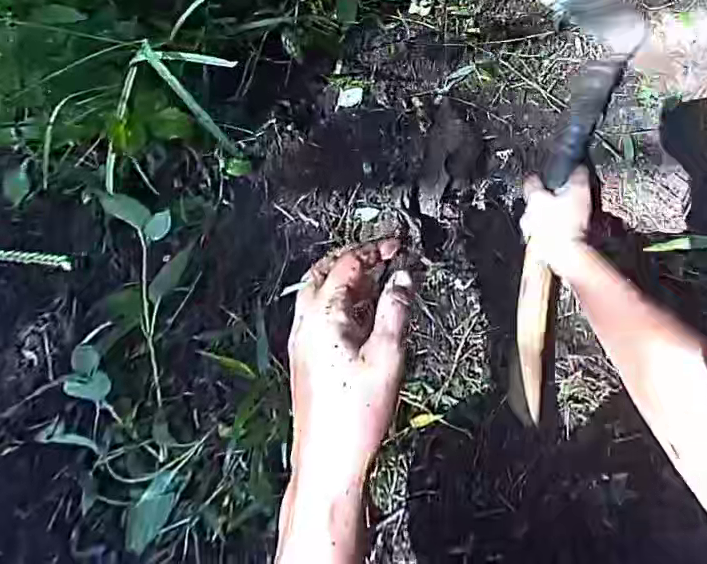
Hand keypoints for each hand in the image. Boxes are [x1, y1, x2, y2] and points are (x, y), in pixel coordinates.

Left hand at [287, 239, 415, 491]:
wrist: (328, 463)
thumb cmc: (355, 414)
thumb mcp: (388, 354)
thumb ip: (396, 308)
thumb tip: (403, 278)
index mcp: (322, 315)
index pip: (348, 263)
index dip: (375, 249)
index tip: (397, 244)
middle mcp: (306, 323)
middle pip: (326, 271)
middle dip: (356, 256)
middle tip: (384, 254)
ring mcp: (304, 341)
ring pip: (322, 292)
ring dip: (350, 278)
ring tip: (381, 278)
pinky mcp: (308, 358)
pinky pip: (323, 313)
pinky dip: (345, 300)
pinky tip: (368, 311)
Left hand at [521, 166, 592, 267]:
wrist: (566, 257)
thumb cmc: (568, 224)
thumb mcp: (579, 192)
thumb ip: (578, 177)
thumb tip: (580, 168)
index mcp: (535, 198)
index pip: (530, 181)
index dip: (537, 178)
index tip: (540, 176)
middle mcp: (528, 217)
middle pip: (531, 205)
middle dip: (542, 204)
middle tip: (555, 203)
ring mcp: (531, 235)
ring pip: (535, 224)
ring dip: (544, 223)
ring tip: (560, 224)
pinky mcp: (537, 253)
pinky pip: (541, 242)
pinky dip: (549, 240)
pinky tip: (562, 241)